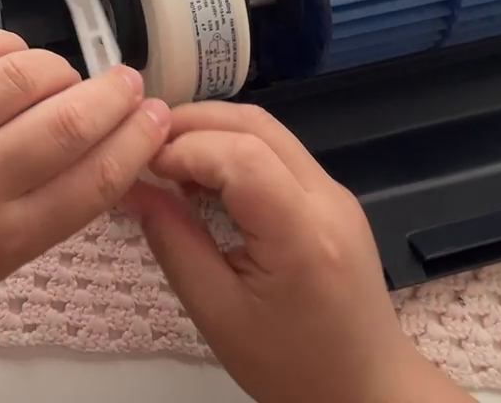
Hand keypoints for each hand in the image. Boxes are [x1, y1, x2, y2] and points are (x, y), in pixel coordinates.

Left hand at [0, 30, 171, 325]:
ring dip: (61, 69)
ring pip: (25, 73)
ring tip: (64, 78)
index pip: (94, 180)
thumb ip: (60, 199)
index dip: (138, 141)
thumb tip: (119, 136)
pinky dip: (10, 46)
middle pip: (67, 122)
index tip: (158, 116)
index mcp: (4, 236)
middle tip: (128, 82)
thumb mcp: (6, 252)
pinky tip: (16, 61)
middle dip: (113, 94)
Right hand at [123, 103, 468, 402]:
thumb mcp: (217, 314)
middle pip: (254, 125)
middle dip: (193, 123)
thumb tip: (132, 186)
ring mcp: (334, 190)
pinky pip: (277, 148)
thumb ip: (173, 242)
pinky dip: (233, 145)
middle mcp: (327, 197)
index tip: (144, 166)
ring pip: (266, 128)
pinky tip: (206, 173)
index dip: (186, 148)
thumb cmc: (290, 366)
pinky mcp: (331, 193)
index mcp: (303, 235)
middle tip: (146, 145)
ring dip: (212, 129)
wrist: (367, 391)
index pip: (241, 156)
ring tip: (169, 157)